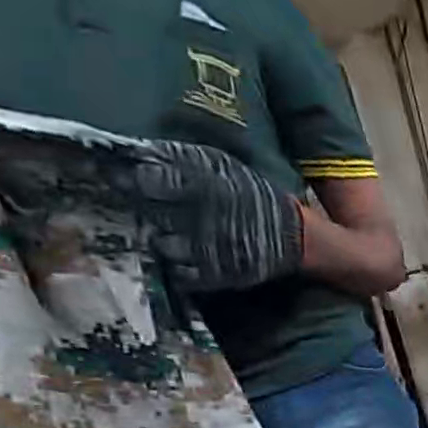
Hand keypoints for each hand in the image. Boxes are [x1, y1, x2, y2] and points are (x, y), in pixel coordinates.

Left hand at [120, 139, 303, 291]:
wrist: (294, 235)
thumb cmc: (254, 196)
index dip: (135, 179)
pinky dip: (178, 268)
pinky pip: (182, 275)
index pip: (147, 180)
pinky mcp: (216, 275)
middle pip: (150, 213)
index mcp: (198, 187)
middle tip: (151, 207)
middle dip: (146, 209)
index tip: (133, 179)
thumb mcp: (222, 166)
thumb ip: (182, 158)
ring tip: (170, 235)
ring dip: (160, 240)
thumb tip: (141, 151)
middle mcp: (196, 219)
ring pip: (161, 246)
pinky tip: (184, 259)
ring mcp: (205, 251)